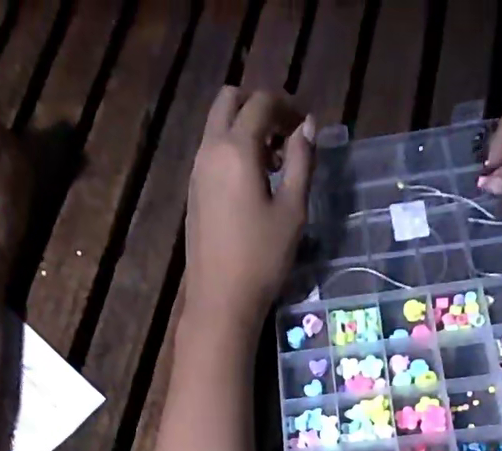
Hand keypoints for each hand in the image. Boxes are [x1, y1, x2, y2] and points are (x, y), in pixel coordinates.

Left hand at [184, 88, 315, 322]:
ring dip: (246, 129)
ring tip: (275, 163)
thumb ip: (301, 162)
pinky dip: (233, 150)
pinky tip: (254, 184)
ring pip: (218, 126)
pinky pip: (212, 152)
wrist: (221, 299)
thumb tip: (308, 127)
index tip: (306, 125)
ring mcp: (197, 171)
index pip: (261, 103)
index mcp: (236, 149)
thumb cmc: (263, 258)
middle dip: (260, 107)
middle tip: (286, 135)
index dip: (287, 106)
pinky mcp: (194, 193)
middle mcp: (210, 150)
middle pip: (229, 101)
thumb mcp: (292, 210)